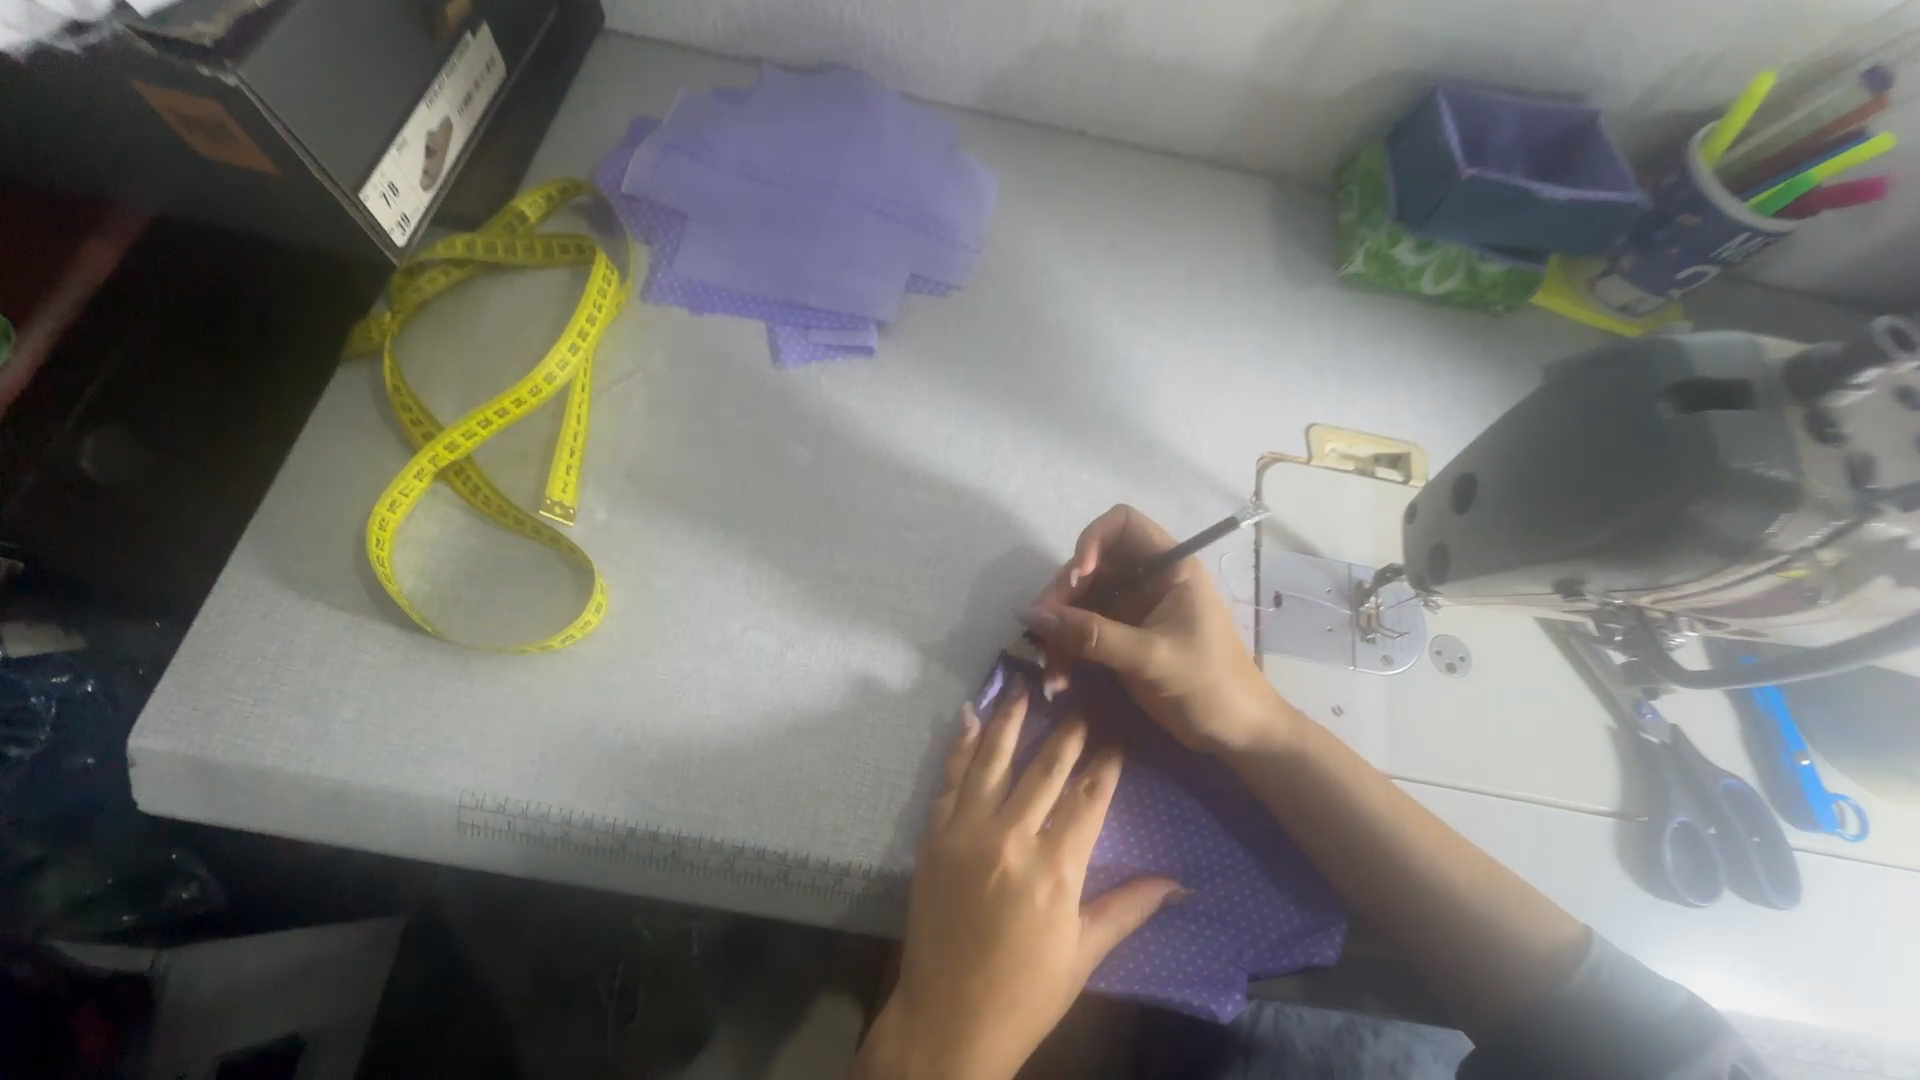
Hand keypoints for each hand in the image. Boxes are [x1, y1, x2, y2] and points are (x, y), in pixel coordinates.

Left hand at [855, 686, 1180, 1079]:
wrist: (949, 1018)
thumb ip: (1129, 907)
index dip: (1107, 761)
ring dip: (1011, 720)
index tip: (1119, 732)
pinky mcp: (934, 837)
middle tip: (1080, 698)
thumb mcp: (1085, 954)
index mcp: (1056, 868)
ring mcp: (967, 833)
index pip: (1089, 797)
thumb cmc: (1027, 991)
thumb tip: (1181, 882)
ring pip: (994, 761)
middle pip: (1045, 768)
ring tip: (1024, 685)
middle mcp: (1011, 838)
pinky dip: (961, 746)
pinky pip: (950, 779)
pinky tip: (971, 717)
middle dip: (1067, 730)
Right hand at [1020, 504, 1297, 755]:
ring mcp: (1133, 610)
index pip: (1122, 524)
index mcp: (1170, 568)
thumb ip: (1092, 635)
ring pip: (1079, 602)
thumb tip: (1033, 616)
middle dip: (1062, 598)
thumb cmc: (1209, 686)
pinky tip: (1058, 680)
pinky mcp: (1122, 639)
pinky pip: (1082, 633)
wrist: (1236, 734)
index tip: (1079, 576)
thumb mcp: (1150, 658)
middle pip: (1089, 566)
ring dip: (1058, 631)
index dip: (1093, 540)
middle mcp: (1147, 581)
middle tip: (1042, 634)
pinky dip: (1067, 651)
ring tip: (1049, 669)